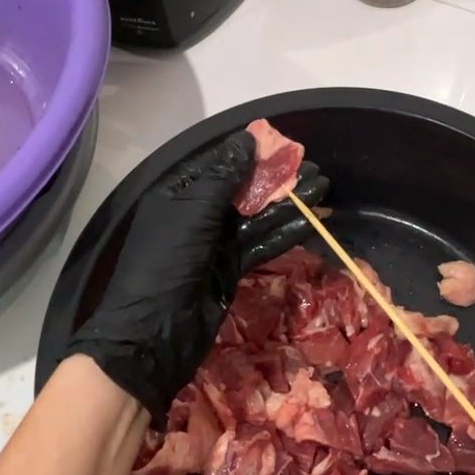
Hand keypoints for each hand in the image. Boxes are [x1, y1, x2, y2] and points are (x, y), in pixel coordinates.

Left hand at [65, 130, 328, 416]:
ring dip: (288, 203)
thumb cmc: (166, 263)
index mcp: (180, 193)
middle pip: (244, 188)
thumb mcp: (194, 214)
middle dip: (277, 177)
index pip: (220, 163)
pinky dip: (284, 234)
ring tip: (321, 189)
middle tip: (313, 168)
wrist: (153, 335)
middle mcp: (197, 213)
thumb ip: (224, 177)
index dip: (252, 152)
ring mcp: (214, 242)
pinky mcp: (229, 267)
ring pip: (257, 216)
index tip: (285, 143)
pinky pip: (260, 244)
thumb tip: (248, 139)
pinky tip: (310, 223)